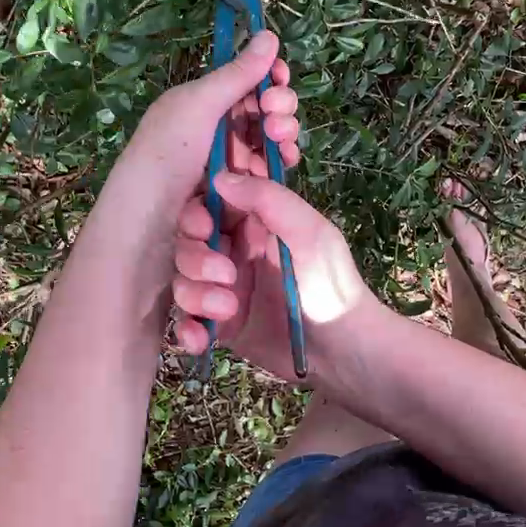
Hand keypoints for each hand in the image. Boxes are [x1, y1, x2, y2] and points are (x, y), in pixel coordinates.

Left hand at [104, 30, 300, 222]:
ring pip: (269, 142)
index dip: (266, 77)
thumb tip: (269, 34)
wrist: (147, 226)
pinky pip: (267, 174)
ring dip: (283, 135)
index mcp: (199, 104)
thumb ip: (237, 74)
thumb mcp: (198, 106)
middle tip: (276, 116)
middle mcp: (214, 132)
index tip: (281, 76)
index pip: (243, 82)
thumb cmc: (166, 156)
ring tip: (281, 140)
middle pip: (262, 111)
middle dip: (279, 108)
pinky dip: (278, 165)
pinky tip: (284, 162)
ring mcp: (227, 165)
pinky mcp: (238, 195)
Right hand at [172, 172, 384, 379]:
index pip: (211, 203)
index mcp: (257, 223)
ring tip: (227, 308)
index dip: (198, 212)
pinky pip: (187, 321)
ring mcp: (225, 288)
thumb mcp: (309, 232)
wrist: (342, 349)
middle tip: (224, 274)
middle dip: (194, 257)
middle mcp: (236, 251)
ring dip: (194, 294)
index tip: (205, 227)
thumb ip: (268, 199)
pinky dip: (187, 330)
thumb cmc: (331, 283)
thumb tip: (219, 177)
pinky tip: (201, 340)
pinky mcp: (221, 324)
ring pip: (183, 279)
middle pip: (189, 242)